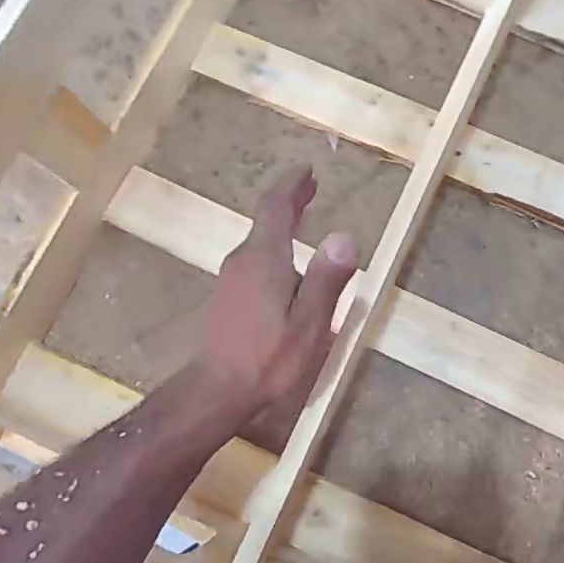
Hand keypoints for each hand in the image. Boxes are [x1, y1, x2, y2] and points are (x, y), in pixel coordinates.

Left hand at [195, 166, 357, 434]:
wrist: (217, 392)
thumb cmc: (269, 359)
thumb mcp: (309, 322)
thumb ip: (327, 279)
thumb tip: (345, 236)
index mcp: (264, 260)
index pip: (276, 209)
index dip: (292, 187)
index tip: (308, 170)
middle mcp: (243, 262)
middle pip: (266, 221)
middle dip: (289, 202)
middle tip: (310, 187)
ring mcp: (232, 280)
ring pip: (260, 241)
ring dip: (282, 225)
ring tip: (303, 219)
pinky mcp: (230, 298)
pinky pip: (256, 259)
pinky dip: (275, 246)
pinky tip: (287, 264)